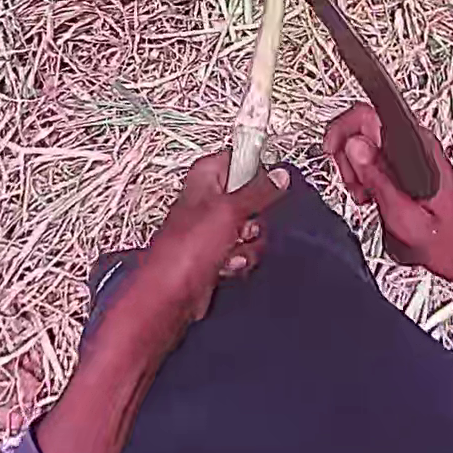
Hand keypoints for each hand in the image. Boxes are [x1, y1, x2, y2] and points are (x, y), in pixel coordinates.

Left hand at [123, 150, 288, 330]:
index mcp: (206, 175)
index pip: (241, 159)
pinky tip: (226, 264)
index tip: (267, 185)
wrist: (173, 293)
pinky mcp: (219, 250)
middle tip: (241, 226)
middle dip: (254, 219)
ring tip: (230, 248)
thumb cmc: (185, 249)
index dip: (257, 173)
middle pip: (253, 198)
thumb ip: (259, 191)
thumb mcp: (229, 211)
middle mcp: (209, 197)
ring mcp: (214, 225)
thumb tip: (279, 175)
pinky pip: (245, 249)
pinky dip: (240, 259)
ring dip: (247, 244)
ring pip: (252, 227)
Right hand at [322, 103, 452, 287]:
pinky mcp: (412, 162)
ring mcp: (415, 151)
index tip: (333, 150)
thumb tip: (353, 145)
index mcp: (416, 148)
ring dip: (356, 170)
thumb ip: (376, 178)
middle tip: (356, 186)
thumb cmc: (450, 242)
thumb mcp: (403, 216)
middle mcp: (417, 143)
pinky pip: (377, 156)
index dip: (343, 129)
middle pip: (362, 127)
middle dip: (348, 157)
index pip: (367, 114)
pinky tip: (376, 198)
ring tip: (368, 197)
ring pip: (366, 143)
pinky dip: (367, 176)